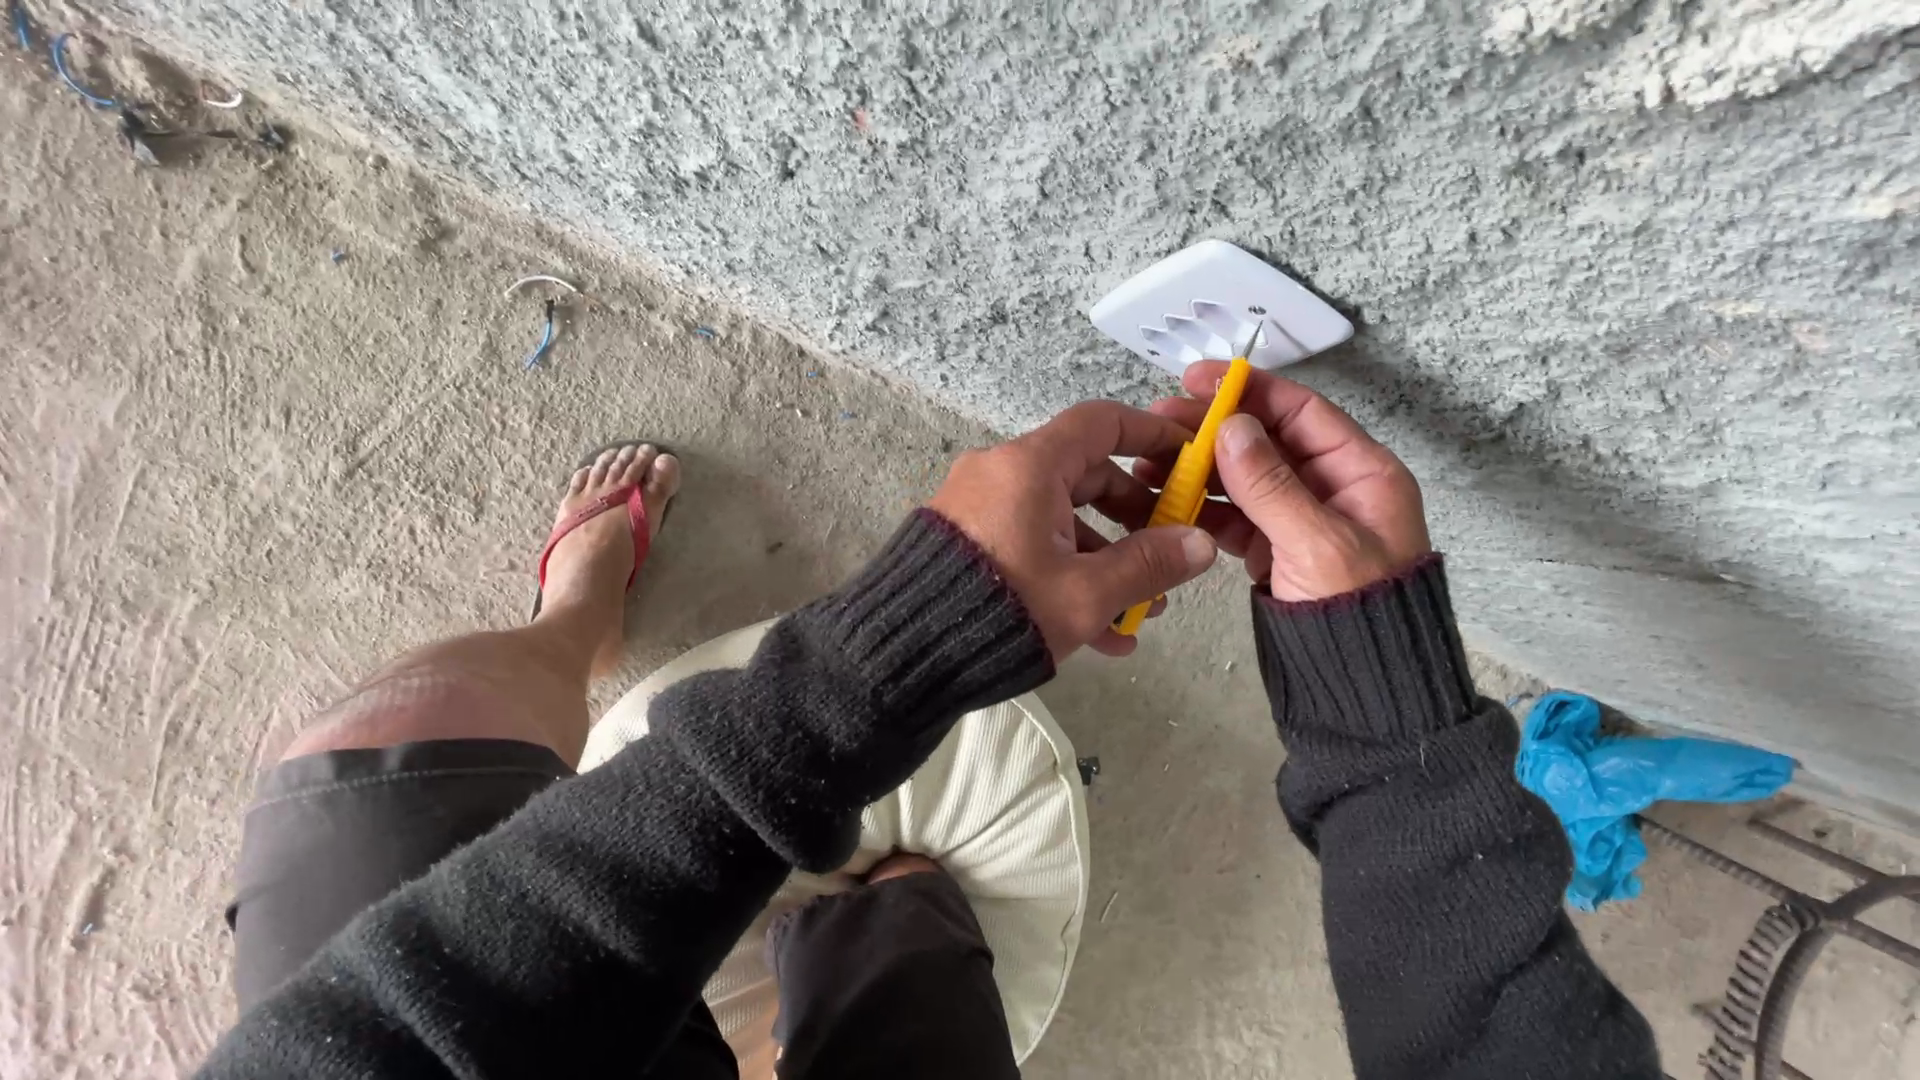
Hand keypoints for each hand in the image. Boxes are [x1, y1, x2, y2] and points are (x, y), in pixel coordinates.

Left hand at [929, 401, 1218, 658]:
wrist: (903, 653)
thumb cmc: (1005, 610)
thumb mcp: (1086, 594)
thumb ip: (1148, 565)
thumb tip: (1200, 544)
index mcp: (1029, 466)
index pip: (1100, 423)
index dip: (1151, 435)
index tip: (1188, 458)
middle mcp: (1000, 474)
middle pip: (1084, 476)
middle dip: (1134, 520)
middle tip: (1169, 554)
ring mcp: (979, 508)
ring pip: (1058, 521)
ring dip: (1104, 562)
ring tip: (1140, 613)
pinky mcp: (966, 543)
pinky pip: (1026, 545)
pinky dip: (1064, 576)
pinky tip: (1099, 634)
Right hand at [1134, 363, 1429, 601]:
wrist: (1361, 686)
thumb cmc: (1355, 610)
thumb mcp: (1318, 544)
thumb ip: (1272, 485)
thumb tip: (1231, 427)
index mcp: (1362, 473)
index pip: (1301, 412)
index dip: (1249, 390)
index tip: (1197, 378)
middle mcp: (1329, 486)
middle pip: (1264, 441)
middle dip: (1211, 429)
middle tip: (1157, 421)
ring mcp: (1297, 518)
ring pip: (1241, 478)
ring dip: (1197, 468)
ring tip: (1148, 463)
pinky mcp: (1272, 547)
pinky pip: (1232, 515)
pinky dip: (1199, 507)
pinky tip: (1164, 499)